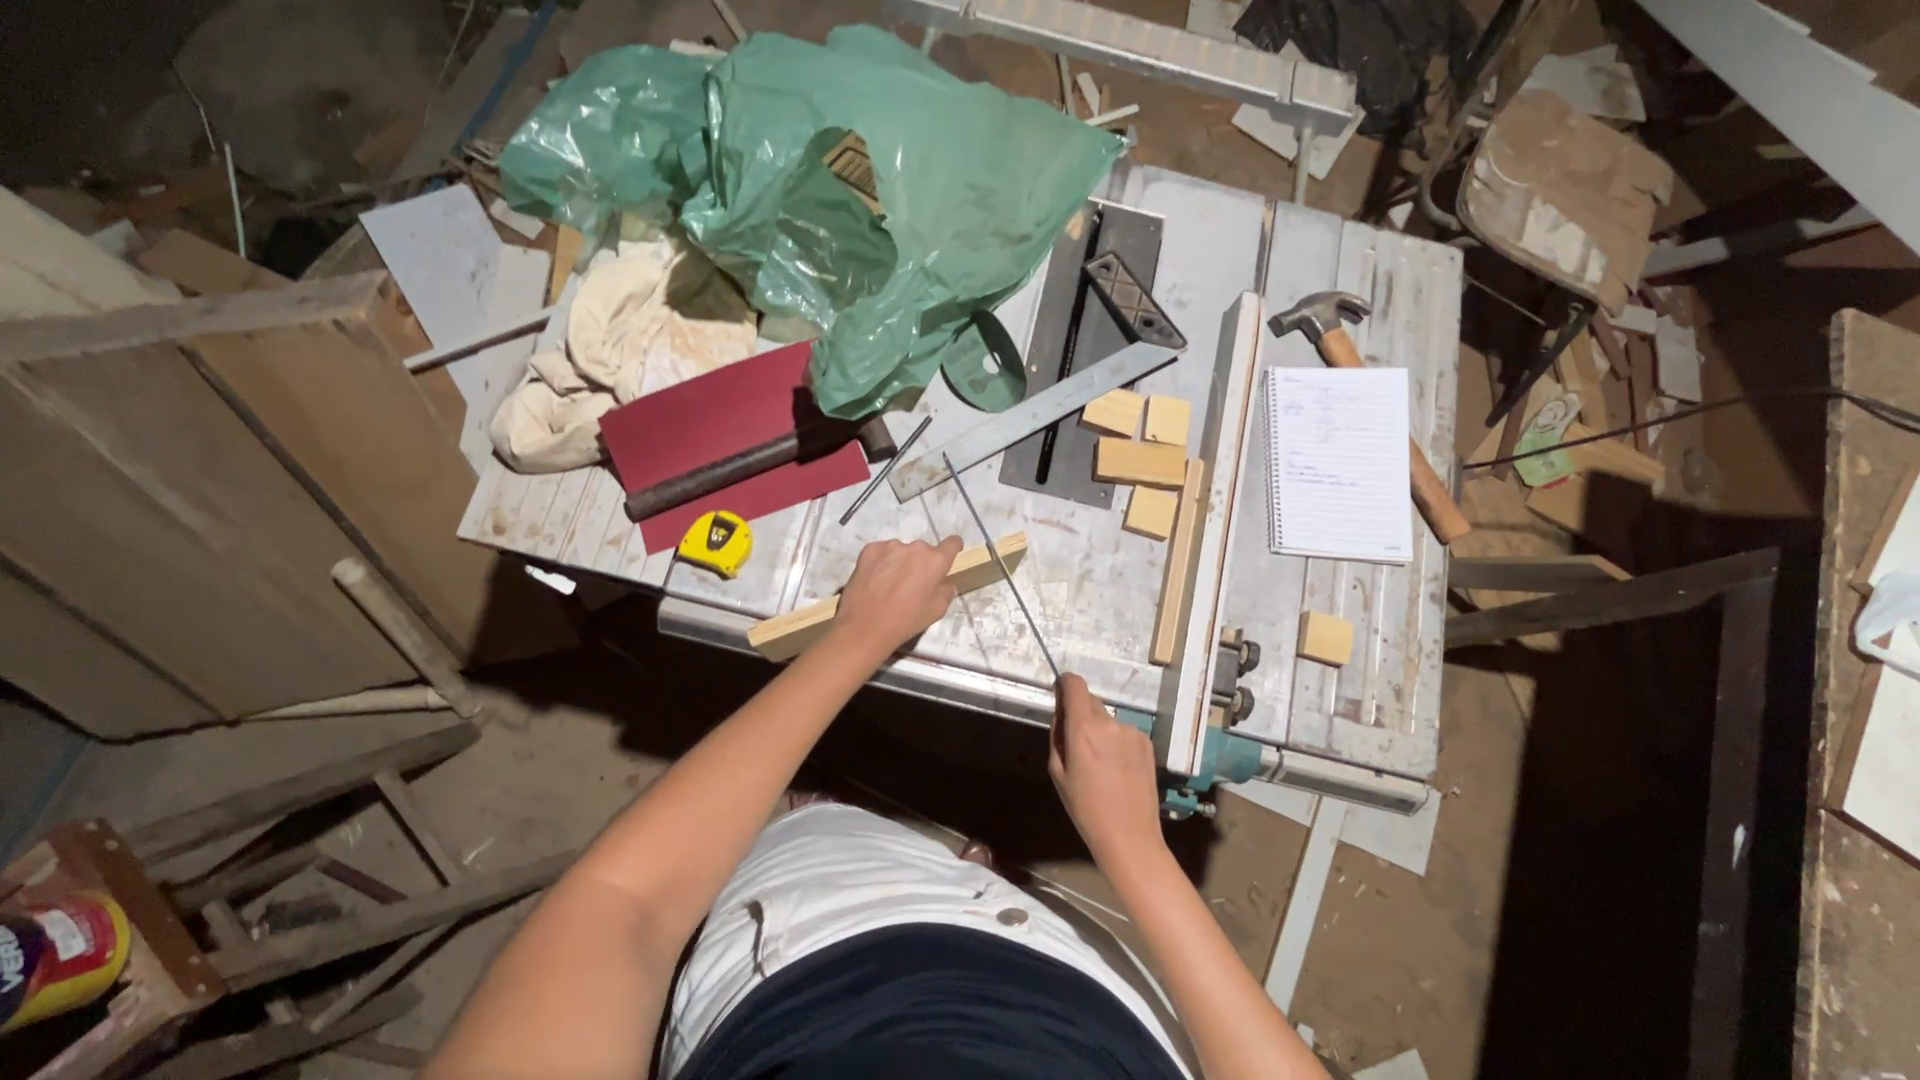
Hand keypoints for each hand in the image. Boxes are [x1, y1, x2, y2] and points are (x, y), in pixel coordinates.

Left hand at [830, 536, 963, 657]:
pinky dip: (881, 563)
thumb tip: (945, 584)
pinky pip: (881, 553)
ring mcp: (890, 546)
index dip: (953, 548)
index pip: (952, 543)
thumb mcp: (937, 611)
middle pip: (923, 551)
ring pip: (900, 551)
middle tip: (912, 583)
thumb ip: (946, 592)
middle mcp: (915, 547)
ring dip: (899, 562)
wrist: (866, 625)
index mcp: (935, 560)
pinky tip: (875, 580)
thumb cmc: (906, 620)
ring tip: (889, 584)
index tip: (949, 555)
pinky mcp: (869, 550)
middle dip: (920, 563)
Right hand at [1049, 674, 1166, 873]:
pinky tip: (1117, 768)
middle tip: (1075, 741)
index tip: (1060, 692)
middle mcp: (1110, 722)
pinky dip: (1116, 741)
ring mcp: (1133, 732)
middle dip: (1080, 713)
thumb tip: (1061, 715)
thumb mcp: (1058, 773)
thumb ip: (1057, 736)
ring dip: (1099, 729)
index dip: (1065, 683)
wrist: (1130, 836)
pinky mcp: (1147, 743)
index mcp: (1084, 729)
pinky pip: (1124, 732)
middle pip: (1091, 701)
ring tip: (1099, 763)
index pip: (1075, 685)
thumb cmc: (1085, 808)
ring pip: (1108, 719)